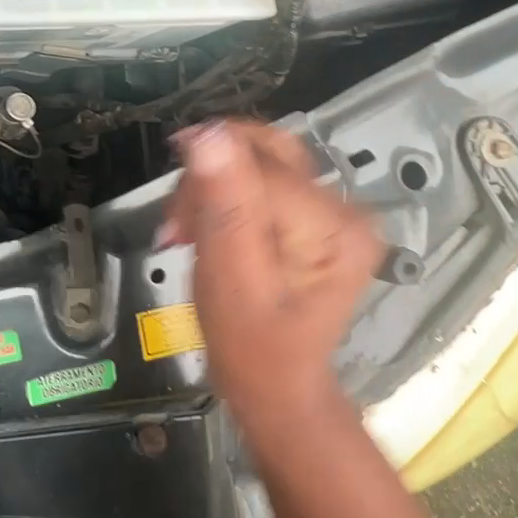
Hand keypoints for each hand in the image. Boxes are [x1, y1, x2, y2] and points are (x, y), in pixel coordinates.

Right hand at [167, 121, 381, 423]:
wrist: (275, 384)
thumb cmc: (250, 341)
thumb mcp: (230, 274)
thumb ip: (225, 203)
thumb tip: (209, 134)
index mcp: (330, 223)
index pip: (250, 163)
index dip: (202, 182)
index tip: (175, 223)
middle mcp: (342, 207)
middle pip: (259, 150)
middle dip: (206, 178)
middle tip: (180, 221)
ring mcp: (331, 212)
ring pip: (252, 161)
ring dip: (209, 189)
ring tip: (190, 232)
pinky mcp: (314, 217)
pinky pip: (259, 180)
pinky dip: (223, 197)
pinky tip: (209, 230)